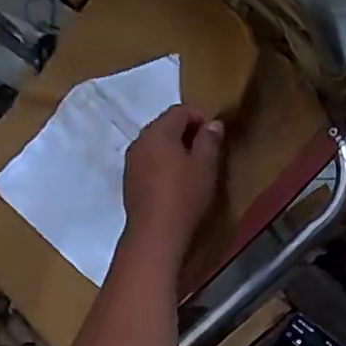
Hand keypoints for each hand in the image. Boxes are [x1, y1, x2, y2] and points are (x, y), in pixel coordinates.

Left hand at [121, 105, 222, 254]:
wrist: (155, 235)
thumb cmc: (185, 197)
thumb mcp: (206, 167)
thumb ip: (210, 141)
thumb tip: (213, 124)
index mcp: (159, 131)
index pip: (180, 110)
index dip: (201, 118)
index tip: (216, 137)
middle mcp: (140, 140)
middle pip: (166, 126)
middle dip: (187, 134)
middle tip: (207, 154)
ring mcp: (131, 161)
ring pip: (156, 145)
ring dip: (174, 151)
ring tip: (192, 171)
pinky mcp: (129, 181)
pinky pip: (149, 163)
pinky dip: (163, 165)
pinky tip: (175, 185)